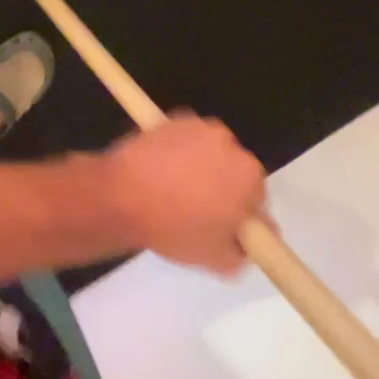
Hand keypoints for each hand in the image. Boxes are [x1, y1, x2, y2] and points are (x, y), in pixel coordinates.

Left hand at [103, 113, 267, 276]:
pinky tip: (161, 171)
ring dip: (200, 167)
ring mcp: (197, 126)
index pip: (256, 199)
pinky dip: (178, 151)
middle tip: (197, 209)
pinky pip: (183, 140)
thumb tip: (250, 242)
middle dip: (221, 187)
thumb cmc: (175, 227)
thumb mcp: (219, 259)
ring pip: (208, 153)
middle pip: (233, 170)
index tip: (221, 226)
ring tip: (174, 190)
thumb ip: (245, 252)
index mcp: (249, 175)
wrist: (122, 195)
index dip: (241, 216)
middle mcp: (228, 143)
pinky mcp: (169, 119)